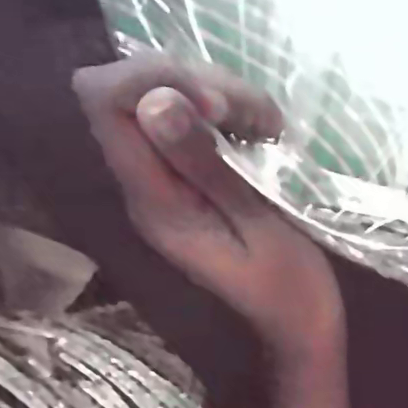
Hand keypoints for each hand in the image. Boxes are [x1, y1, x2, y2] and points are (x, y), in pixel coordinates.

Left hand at [74, 56, 354, 407]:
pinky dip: (227, 112)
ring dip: (216, 94)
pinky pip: (189, 122)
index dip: (152, 81)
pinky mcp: (193, 182)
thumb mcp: (262, 231)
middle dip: (191, 82)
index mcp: (154, 203)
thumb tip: (157, 103)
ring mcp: (168, 183)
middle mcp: (146, 186)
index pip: (105, 105)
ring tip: (272, 125)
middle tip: (259, 114)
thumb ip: (210, 171)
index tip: (218, 105)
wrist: (302, 327)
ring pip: (160, 99)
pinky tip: (265, 131)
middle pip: (126, 93)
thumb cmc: (293, 289)